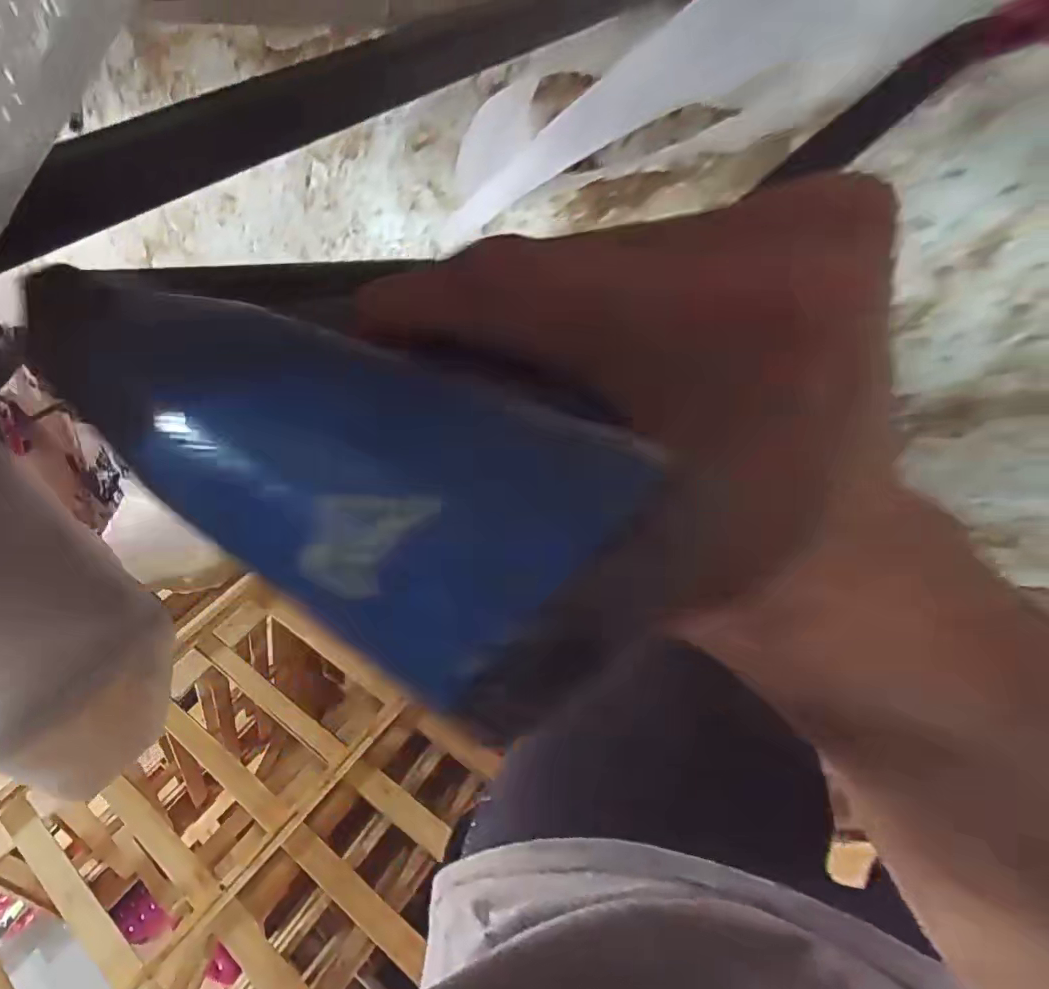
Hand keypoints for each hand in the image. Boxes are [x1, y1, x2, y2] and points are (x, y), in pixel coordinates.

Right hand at [356, 174, 904, 631]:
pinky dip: (574, 293)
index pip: (520, 282)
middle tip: (410, 352)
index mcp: (723, 329)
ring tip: (476, 352)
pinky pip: (632, 249)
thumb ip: (467, 441)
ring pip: (584, 251)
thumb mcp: (555, 525)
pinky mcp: (807, 219)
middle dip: (467, 308)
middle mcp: (777, 246)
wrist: (828, 557)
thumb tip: (375, 392)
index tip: (360, 324)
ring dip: (518, 302)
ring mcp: (801, 222)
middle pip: (548, 261)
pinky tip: (553, 336)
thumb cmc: (687, 568)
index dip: (423, 300)